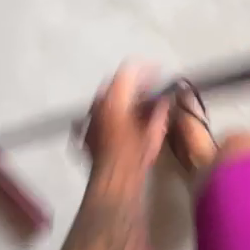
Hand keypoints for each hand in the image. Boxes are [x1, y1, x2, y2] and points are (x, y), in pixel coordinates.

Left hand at [83, 62, 170, 176]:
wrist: (113, 181)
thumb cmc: (135, 155)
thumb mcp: (154, 130)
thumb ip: (160, 109)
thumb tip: (165, 98)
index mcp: (114, 99)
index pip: (128, 71)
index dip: (145, 68)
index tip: (157, 70)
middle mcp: (98, 104)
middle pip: (115, 83)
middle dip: (132, 83)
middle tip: (149, 89)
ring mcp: (88, 118)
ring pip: (105, 98)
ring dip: (121, 98)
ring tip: (137, 106)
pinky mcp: (84, 132)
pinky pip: (98, 114)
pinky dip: (109, 113)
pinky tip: (120, 122)